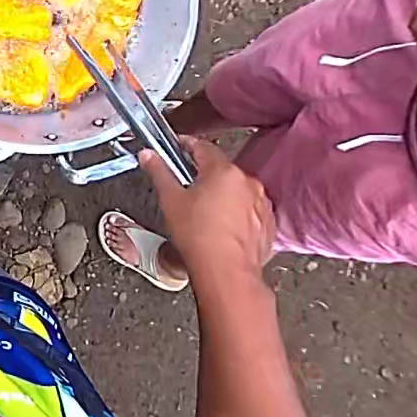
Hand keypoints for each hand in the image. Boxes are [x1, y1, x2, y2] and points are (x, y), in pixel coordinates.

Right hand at [139, 136, 276, 278]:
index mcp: (223, 171)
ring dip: (222, 196)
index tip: (180, 146)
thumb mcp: (170, 200)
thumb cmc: (199, 237)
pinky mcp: (268, 224)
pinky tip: (221, 228)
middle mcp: (247, 183)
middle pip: (221, 171)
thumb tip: (149, 155)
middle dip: (204, 176)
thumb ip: (159, 172)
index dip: (188, 145)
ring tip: (204, 214)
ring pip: (237, 192)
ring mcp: (261, 203)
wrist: (226, 271)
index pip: (203, 148)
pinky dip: (236, 215)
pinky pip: (249, 211)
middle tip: (186, 189)